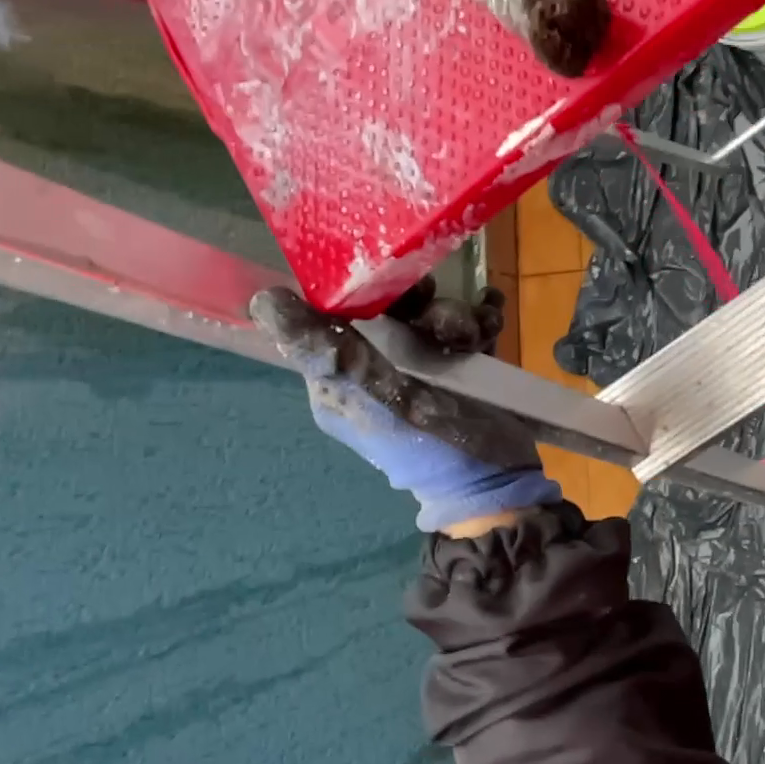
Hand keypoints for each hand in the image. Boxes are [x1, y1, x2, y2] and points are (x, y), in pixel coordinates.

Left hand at [250, 280, 560, 534]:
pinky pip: (471, 330)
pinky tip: (494, 312)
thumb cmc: (432, 448)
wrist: (498, 483)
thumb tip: (266, 298)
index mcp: (343, 382)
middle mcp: (380, 370)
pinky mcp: (468, 370)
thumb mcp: (376, 401)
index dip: (357, 293)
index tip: (383, 280)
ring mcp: (428, 369)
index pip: (335, 320)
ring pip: (435, 318)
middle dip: (421, 303)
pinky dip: (484, 316)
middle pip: (393, 313)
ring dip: (459, 314)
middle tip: (437, 299)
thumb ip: (328, 353)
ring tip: (479, 329)